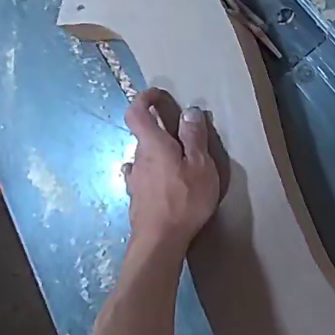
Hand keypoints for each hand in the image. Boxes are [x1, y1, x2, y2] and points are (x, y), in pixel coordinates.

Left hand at [122, 89, 220, 249]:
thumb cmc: (185, 200)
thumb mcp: (200, 165)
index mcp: (154, 145)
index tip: (156, 94)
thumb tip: (189, 111)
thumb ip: (194, 138)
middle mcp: (139, 158)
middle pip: (144, 135)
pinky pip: (143, 174)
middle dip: (160, 128)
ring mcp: (135, 179)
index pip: (137, 113)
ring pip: (145, 155)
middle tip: (184, 132)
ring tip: (180, 158)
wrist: (160, 241)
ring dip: (159, 151)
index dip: (143, 99)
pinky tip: (163, 178)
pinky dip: (153, 169)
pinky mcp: (136, 197)